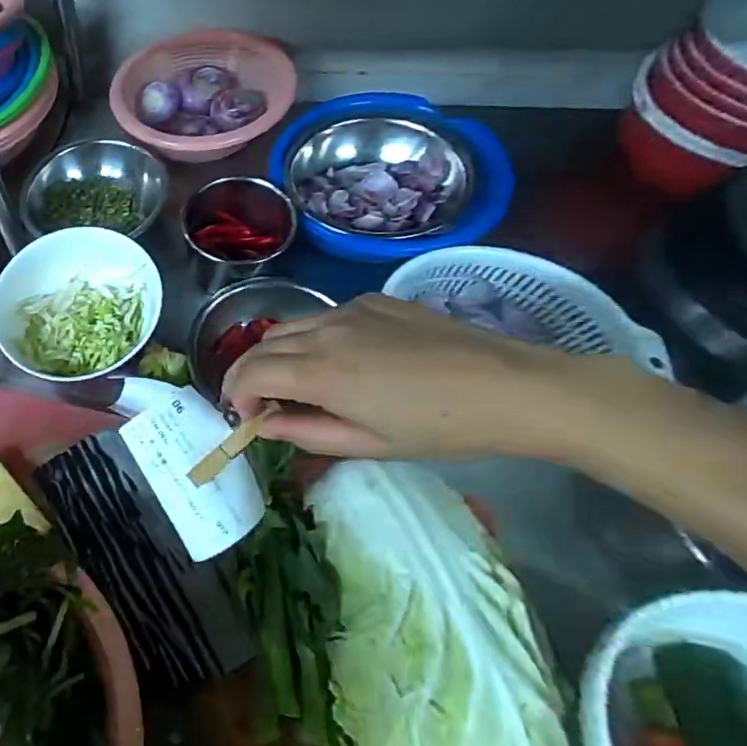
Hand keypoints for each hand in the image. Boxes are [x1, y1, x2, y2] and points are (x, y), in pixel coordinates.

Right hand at [221, 294, 639, 461]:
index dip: (237, 396)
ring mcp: (348, 310)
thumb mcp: (369, 444)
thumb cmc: (440, 428)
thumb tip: (264, 425)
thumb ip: (306, 433)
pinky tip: (336, 359)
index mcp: (321, 372)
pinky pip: (322, 316)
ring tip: (291, 382)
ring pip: (288, 327)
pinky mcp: (372, 301)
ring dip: (275, 354)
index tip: (247, 419)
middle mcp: (324, 331)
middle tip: (257, 404)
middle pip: (261, 345)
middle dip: (247, 375)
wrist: (510, 387)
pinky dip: (309, 338)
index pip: (251, 374)